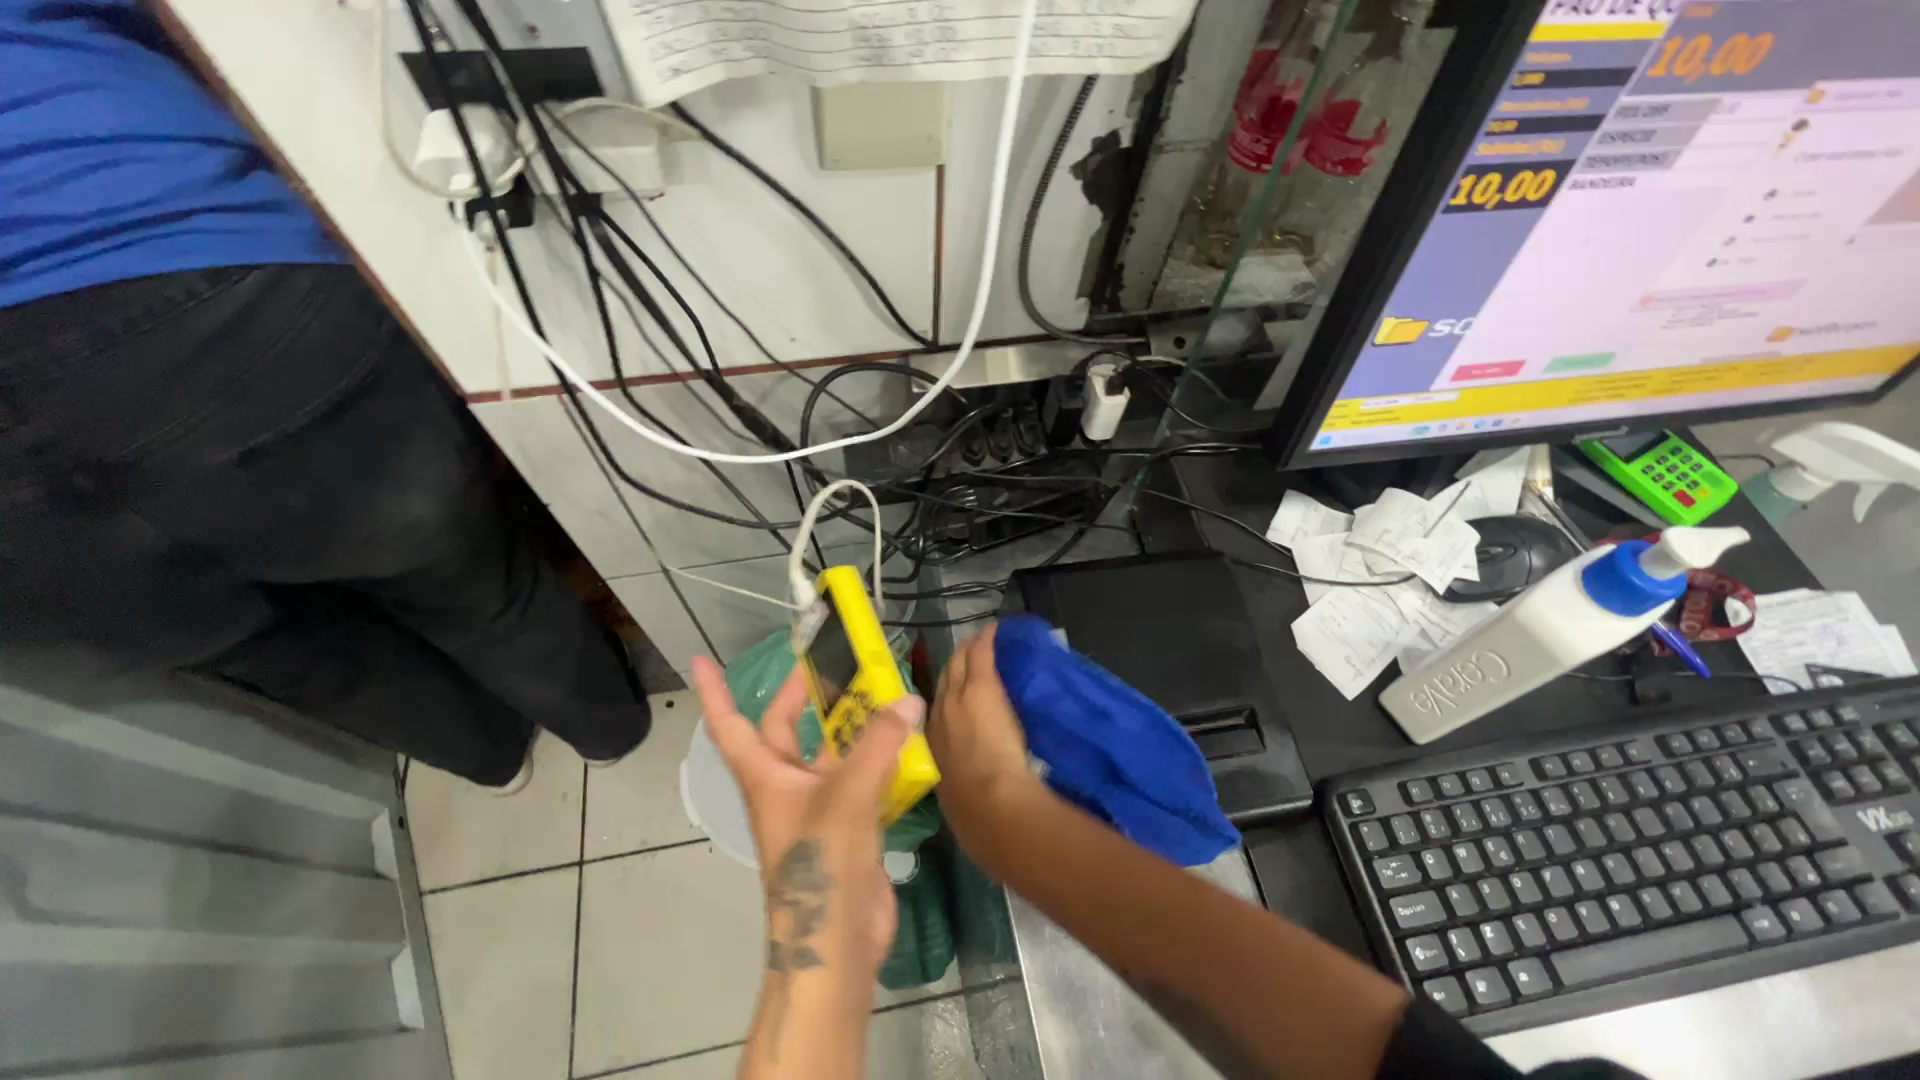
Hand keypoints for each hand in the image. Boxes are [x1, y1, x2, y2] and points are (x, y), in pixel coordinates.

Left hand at [691, 656, 915, 984]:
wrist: (835, 941)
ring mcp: (818, 807)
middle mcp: (787, 786)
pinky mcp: (849, 826)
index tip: (702, 659)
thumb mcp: (846, 795)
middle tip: (832, 663)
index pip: (729, 724)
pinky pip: (862, 779)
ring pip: (831, 753)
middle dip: (804, 697)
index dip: (715, 691)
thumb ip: (878, 743)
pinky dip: (880, 758)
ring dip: (852, 727)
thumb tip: (907, 699)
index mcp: (766, 776)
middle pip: (787, 730)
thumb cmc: (819, 863)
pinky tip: (908, 743)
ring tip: (885, 694)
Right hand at [927, 625, 1047, 844]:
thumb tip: (969, 796)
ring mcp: (958, 698)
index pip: (934, 709)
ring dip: (968, 653)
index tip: (955, 688)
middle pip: (942, 682)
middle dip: (953, 668)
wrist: (986, 801)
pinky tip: (996, 630)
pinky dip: (987, 640)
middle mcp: (937, 715)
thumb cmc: (975, 809)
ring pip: (958, 665)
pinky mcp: (982, 686)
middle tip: (967, 657)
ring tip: (979, 644)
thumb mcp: (959, 795)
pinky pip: (981, 654)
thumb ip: (962, 784)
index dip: (945, 695)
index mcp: (930, 743)